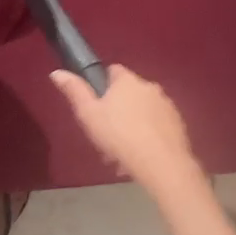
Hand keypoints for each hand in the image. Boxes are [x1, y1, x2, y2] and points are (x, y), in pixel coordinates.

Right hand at [50, 65, 201, 191]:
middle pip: (128, 93)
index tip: (95, 104)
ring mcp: (167, 105)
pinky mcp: (178, 125)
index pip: (113, 70)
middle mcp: (150, 87)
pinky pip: (156, 126)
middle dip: (116, 111)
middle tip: (104, 136)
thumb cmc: (119, 136)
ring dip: (131, 126)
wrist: (162, 164)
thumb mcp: (88, 114)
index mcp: (127, 81)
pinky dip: (147, 137)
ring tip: (120, 155)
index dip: (102, 85)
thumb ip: (74, 91)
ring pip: (142, 112)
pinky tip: (138, 157)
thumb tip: (57, 72)